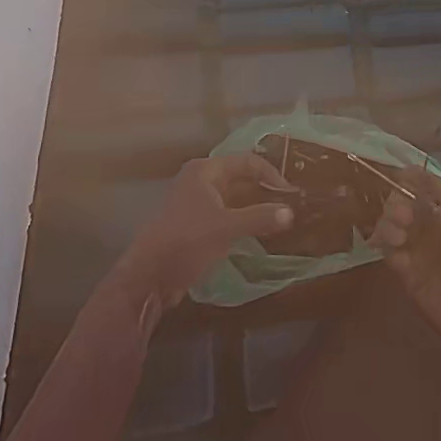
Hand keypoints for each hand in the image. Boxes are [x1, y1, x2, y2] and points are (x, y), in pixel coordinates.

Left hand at [118, 155, 295, 307]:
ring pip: (235, 198)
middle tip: (291, 204)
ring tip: (282, 218)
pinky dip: (245, 220)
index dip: (271, 174)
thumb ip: (259, 217)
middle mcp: (200, 181)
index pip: (247, 162)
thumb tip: (290, 212)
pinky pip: (228, 215)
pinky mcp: (196, 225)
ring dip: (256, 206)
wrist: (149, 278)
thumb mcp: (226, 227)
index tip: (290, 192)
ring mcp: (196, 204)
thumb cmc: (185, 242)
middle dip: (265, 190)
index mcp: (204, 171)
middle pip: (241, 178)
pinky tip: (262, 232)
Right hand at [368, 168, 440, 354]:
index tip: (405, 173)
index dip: (418, 178)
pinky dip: (386, 249)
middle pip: (406, 202)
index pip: (433, 187)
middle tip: (403, 214)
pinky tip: (397, 254)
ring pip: (393, 225)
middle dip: (398, 201)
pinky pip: (390, 255)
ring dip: (388, 222)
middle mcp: (433, 227)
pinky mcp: (409, 275)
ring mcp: (419, 250)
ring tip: (399, 234)